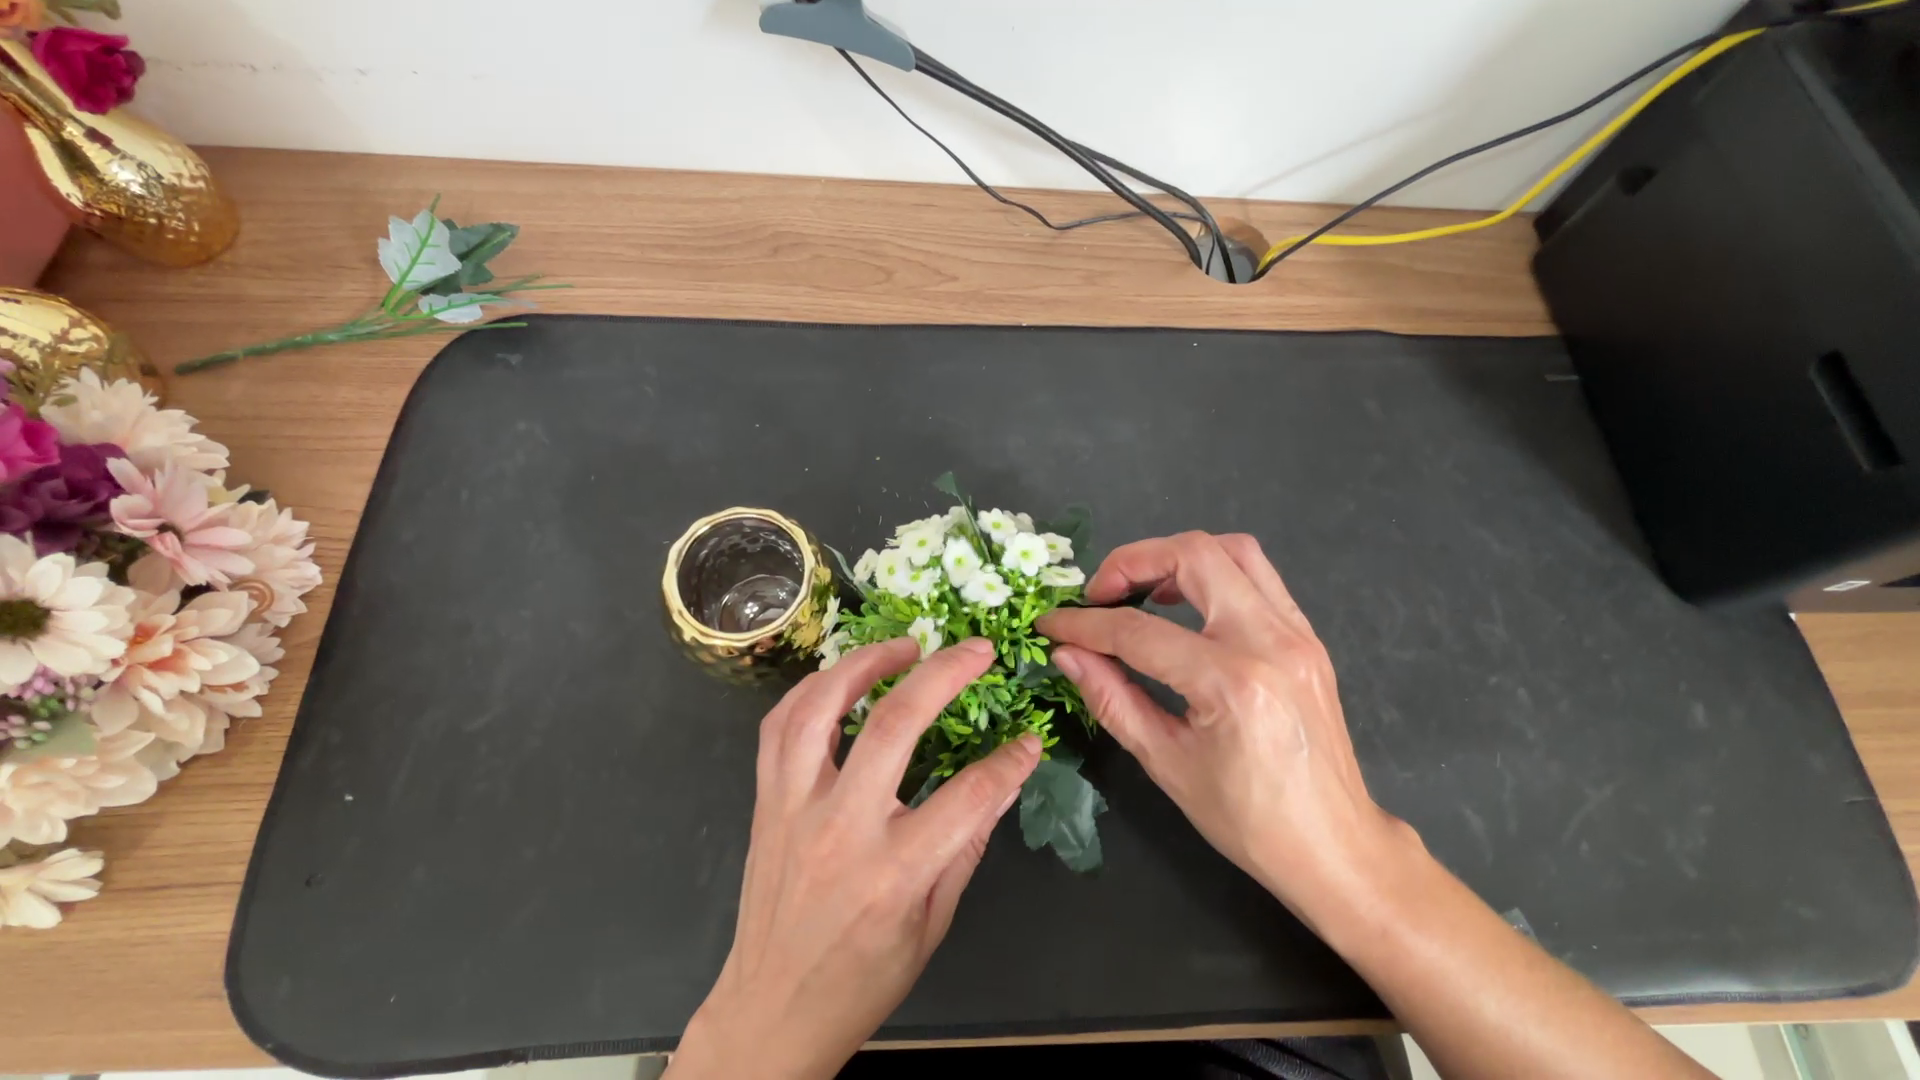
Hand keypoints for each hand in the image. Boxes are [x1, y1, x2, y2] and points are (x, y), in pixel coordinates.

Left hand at [667, 637, 1040, 1079]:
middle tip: (974, 649)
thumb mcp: (933, 922)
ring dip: (864, 663)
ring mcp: (794, 809)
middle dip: (942, 675)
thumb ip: (967, 843)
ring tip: (903, 646)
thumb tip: (1008, 777)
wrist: (772, 1009)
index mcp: (894, 872)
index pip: (968, 796)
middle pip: (892, 726)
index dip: (1007, 761)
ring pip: (821, 709)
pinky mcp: (766, 802)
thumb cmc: (863, 977)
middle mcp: (840, 829)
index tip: (1029, 740)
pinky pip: (778, 728)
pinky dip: (810, 691)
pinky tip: (839, 679)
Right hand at [1037, 533, 1415, 928]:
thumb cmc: (1246, 819)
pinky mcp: (1308, 636)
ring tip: (1141, 591)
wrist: (1333, 844)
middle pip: (1194, 555)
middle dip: (1131, 561)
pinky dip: (1214, 572)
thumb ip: (1112, 698)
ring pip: (1234, 549)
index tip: (1050, 624)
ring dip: (1177, 556)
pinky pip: (1258, 576)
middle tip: (1097, 593)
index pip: (1138, 631)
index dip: (1084, 624)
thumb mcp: (1165, 763)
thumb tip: (1067, 654)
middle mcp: (1269, 641)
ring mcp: (1297, 633)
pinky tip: (1186, 605)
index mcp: (1231, 682)